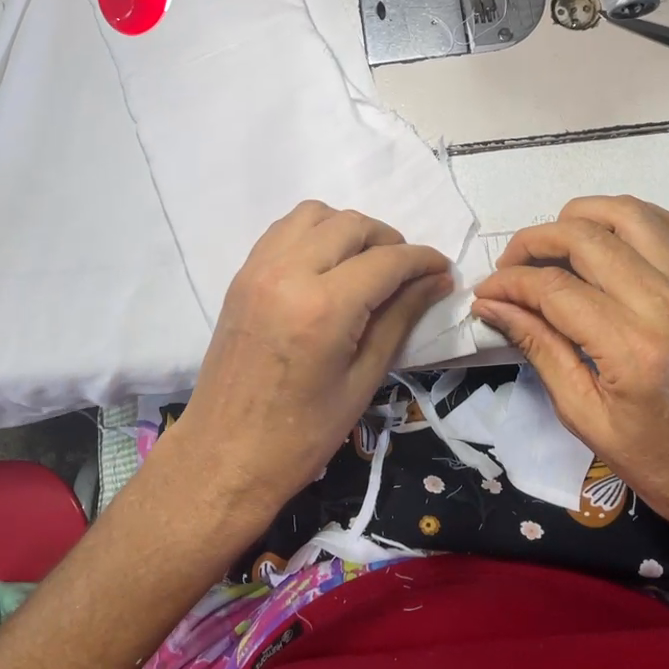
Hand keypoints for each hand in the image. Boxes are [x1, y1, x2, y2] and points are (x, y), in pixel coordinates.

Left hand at [163, 201, 452, 523]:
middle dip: (388, 239)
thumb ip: (399, 318)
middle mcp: (288, 273)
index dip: (421, 260)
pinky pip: (283, 230)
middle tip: (407, 271)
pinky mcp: (241, 276)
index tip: (442, 269)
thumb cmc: (303, 434)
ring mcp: (258, 269)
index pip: (386, 260)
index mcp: (323, 307)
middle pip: (351, 225)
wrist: (225, 453)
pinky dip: (313, 233)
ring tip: (366, 264)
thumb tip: (436, 280)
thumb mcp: (363, 379)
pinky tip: (327, 265)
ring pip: (313, 214)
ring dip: (347, 229)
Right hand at [471, 196, 668, 563]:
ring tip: (553, 247)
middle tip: (509, 268)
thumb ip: (538, 348)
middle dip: (533, 242)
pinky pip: (667, 225)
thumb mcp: (584, 416)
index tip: (485, 294)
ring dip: (579, 217)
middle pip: (585, 237)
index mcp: (632, 349)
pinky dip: (627, 220)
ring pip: (628, 214)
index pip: (553, 288)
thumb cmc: (660, 463)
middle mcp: (666, 305)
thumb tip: (492, 306)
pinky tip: (603, 243)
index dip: (508, 283)